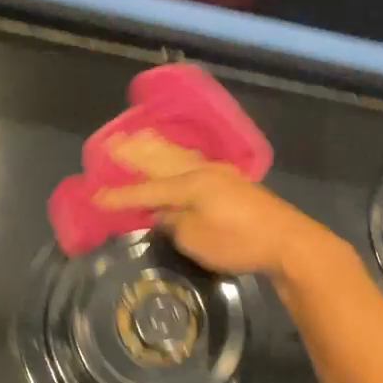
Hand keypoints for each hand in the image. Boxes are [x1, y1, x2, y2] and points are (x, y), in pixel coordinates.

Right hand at [94, 166, 339, 278]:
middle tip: (112, 143)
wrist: (287, 242)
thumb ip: (174, 224)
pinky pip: (193, 163)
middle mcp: (202, 171)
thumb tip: (162, 213)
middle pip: (161, 158)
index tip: (94, 196)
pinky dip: (176, 158)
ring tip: (139, 139)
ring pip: (179, 155)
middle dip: (134, 153)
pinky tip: (176, 158)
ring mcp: (220, 174)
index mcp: (189, 184)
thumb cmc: (238, 242)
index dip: (120, 195)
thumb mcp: (196, 239)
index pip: (146, 189)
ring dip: (156, 149)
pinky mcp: (232, 183)